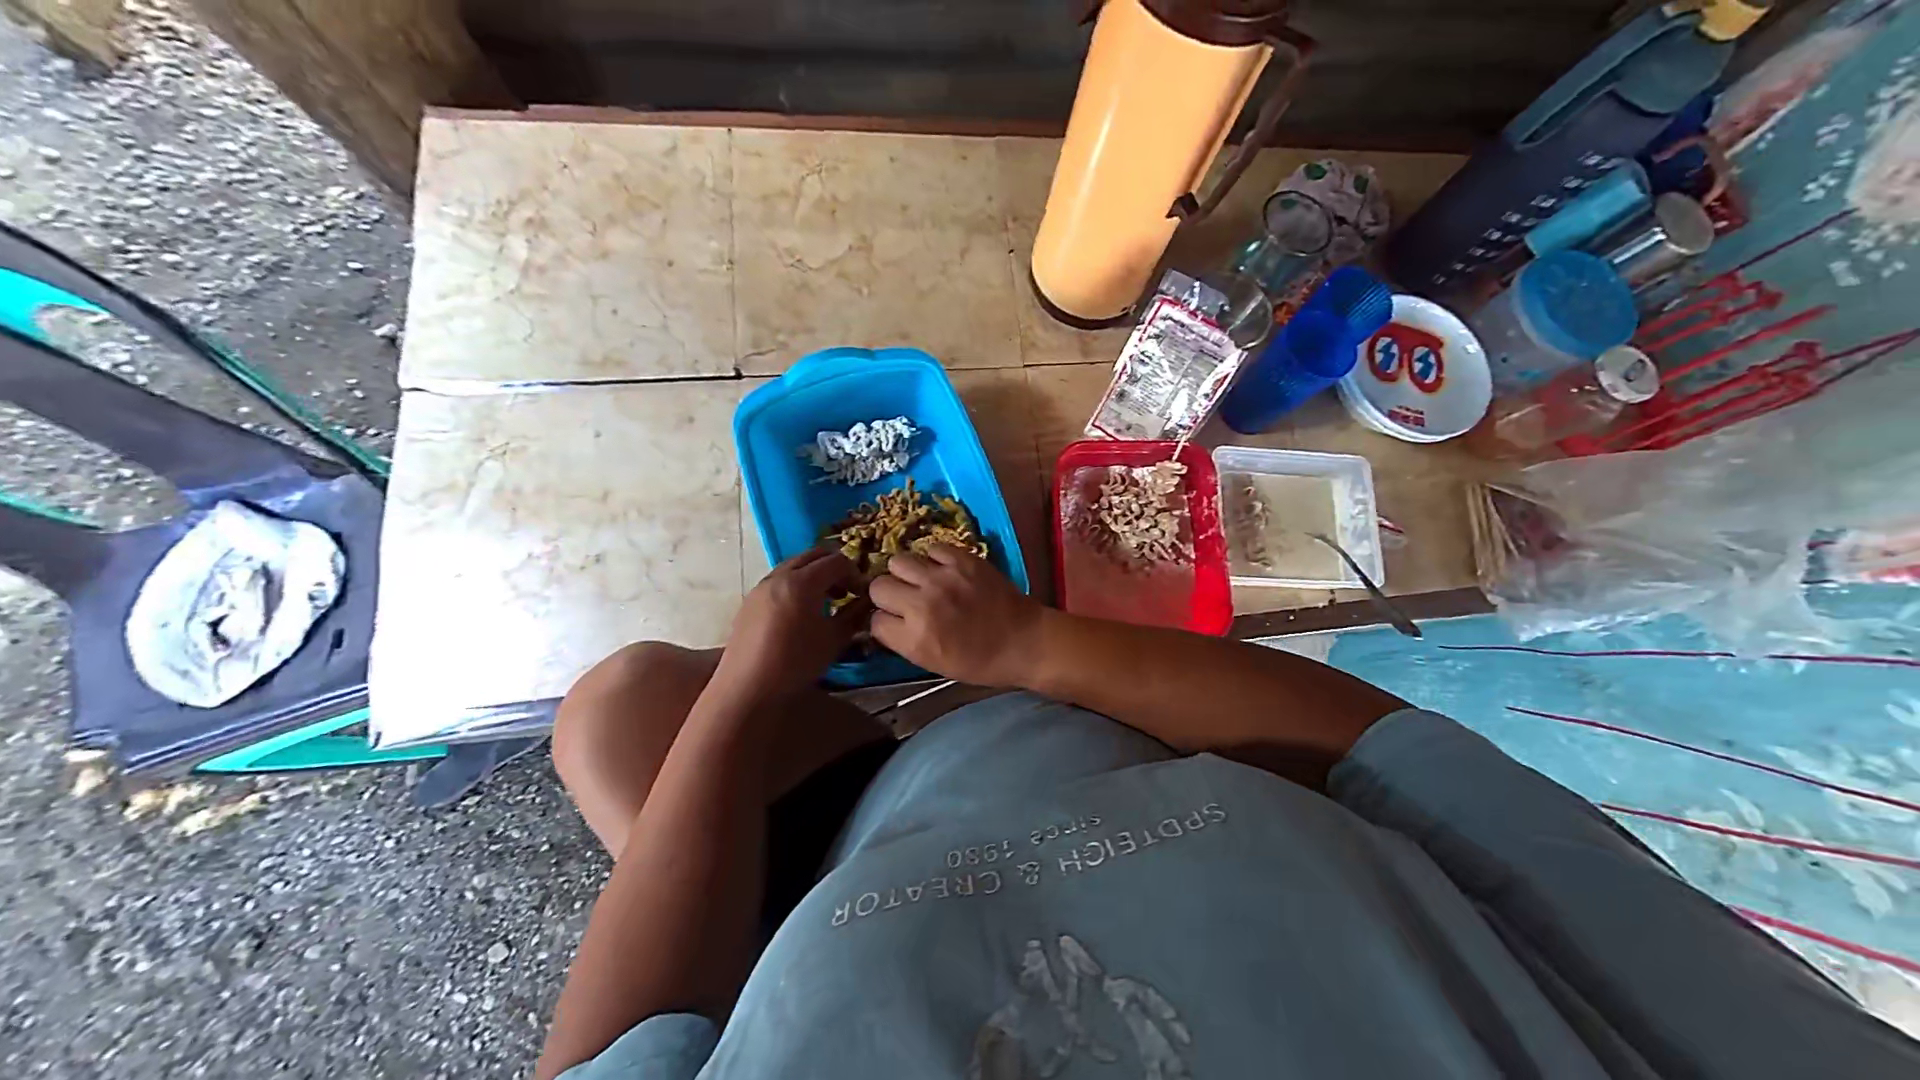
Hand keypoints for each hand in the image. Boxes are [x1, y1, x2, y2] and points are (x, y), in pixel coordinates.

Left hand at [712, 549, 864, 705]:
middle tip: (846, 590)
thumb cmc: (796, 663)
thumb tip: (867, 602)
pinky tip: (800, 614)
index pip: (836, 561)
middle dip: (834, 567)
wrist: (747, 688)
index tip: (861, 593)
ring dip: (813, 575)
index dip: (854, 573)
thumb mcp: (833, 640)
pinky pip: (779, 580)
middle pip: (813, 555)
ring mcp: (761, 587)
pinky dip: (795, 585)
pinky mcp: (749, 601)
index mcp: (802, 582)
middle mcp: (779, 576)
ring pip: (793, 566)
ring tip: (824, 602)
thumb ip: (853, 615)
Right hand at [868, 546, 1045, 686]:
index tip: (896, 622)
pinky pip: (930, 549)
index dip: (884, 621)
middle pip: (879, 586)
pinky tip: (943, 570)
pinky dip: (933, 559)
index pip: (875, 620)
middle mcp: (922, 604)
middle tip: (905, 599)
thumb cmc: (980, 662)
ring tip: (922, 581)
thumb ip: (904, 640)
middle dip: (888, 594)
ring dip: (906, 573)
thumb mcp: (933, 663)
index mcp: (914, 639)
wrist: (1025, 642)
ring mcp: (942, 578)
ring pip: (898, 561)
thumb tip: (885, 620)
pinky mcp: (962, 559)